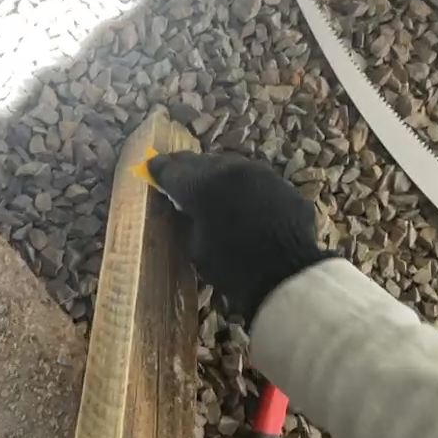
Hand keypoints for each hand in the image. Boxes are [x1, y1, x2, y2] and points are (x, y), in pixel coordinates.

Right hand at [145, 152, 331, 325]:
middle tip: (174, 171)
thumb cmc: (233, 268)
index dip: (158, 169)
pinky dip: (240, 187)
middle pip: (200, 162)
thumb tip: (189, 209)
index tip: (150, 166)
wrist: (288, 276)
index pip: (172, 171)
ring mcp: (259, 173)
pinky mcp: (282, 184)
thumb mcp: (196, 248)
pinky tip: (240, 200)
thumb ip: (189, 219)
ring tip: (207, 184)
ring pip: (228, 166)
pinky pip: (253, 180)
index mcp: (201, 185)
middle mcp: (229, 170)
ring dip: (215, 174)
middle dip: (185, 167)